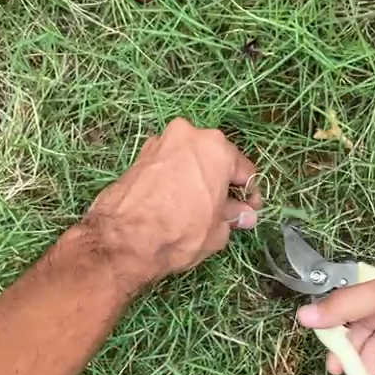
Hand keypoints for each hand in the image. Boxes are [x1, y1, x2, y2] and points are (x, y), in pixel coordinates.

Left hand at [80, 119, 259, 291]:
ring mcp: (159, 143)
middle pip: (214, 160)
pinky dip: (175, 182)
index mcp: (215, 147)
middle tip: (224, 210)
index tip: (249, 211)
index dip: (250, 194)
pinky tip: (174, 205)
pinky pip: (167, 168)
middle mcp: (188, 135)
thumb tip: (245, 215)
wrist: (124, 240)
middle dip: (221, 184)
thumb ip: (233, 217)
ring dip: (197, 180)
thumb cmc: (181, 231)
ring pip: (188, 161)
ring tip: (198, 210)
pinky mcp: (138, 157)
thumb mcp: (217, 230)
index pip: (243, 170)